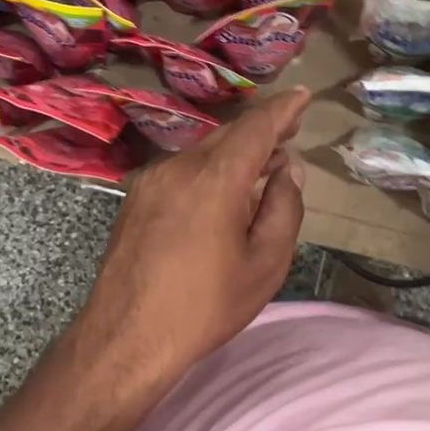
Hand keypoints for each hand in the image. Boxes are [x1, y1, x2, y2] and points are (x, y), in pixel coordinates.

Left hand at [75, 87, 311, 386]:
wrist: (126, 336)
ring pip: (202, 150)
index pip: (256, 127)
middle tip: (290, 133)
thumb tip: (289, 169)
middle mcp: (180, 165)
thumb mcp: (264, 265)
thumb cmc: (204, 307)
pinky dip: (208, 168)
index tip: (303, 94)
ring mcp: (152, 177)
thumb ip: (283, 208)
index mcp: (216, 178)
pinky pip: (181, 168)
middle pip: (227, 133)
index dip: (283, 109)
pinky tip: (220, 191)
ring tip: (261, 164)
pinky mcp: (136, 194)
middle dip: (261, 129)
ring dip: (234, 151)